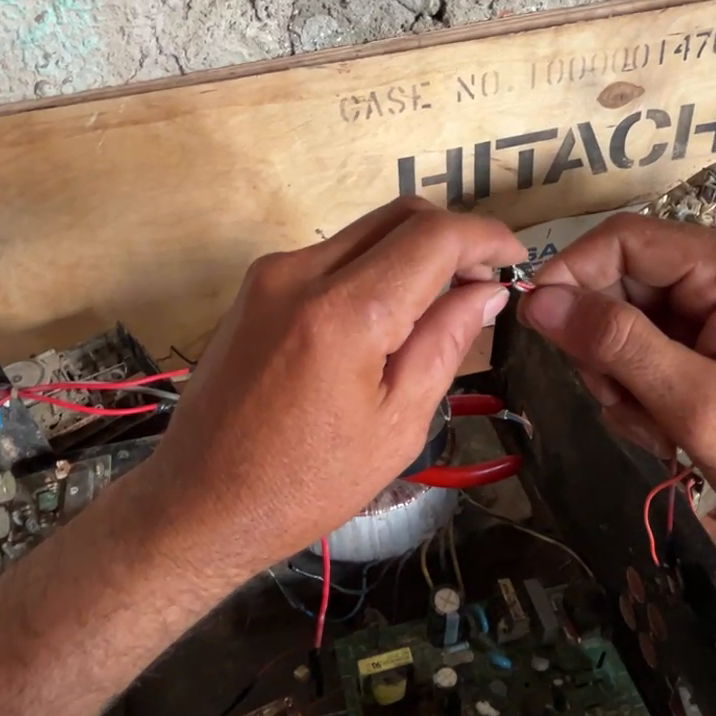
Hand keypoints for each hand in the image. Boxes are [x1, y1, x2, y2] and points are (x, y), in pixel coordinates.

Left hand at [144, 197, 526, 567]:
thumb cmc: (307, 482)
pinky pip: (331, 253)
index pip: (434, 237)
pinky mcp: (255, 284)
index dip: (485, 237)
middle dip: (452, 236)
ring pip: (365, 230)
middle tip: (482, 280)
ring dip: (411, 250)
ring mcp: (271, 272)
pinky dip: (371, 265)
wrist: (201, 499)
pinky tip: (385, 312)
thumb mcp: (397, 424)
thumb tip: (487, 291)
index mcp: (345, 313)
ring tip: (438, 302)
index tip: (514, 258)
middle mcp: (301, 271)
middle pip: (399, 215)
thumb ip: (446, 343)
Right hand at [517, 213, 715, 573]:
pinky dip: (643, 387)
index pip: (627, 239)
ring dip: (622, 373)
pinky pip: (655, 346)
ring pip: (633, 318)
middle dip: (605, 341)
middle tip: (611, 398)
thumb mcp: (699, 407)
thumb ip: (617, 344)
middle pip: (627, 279)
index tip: (536, 324)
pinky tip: (666, 430)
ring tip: (651, 427)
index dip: (572, 273)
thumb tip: (538, 299)